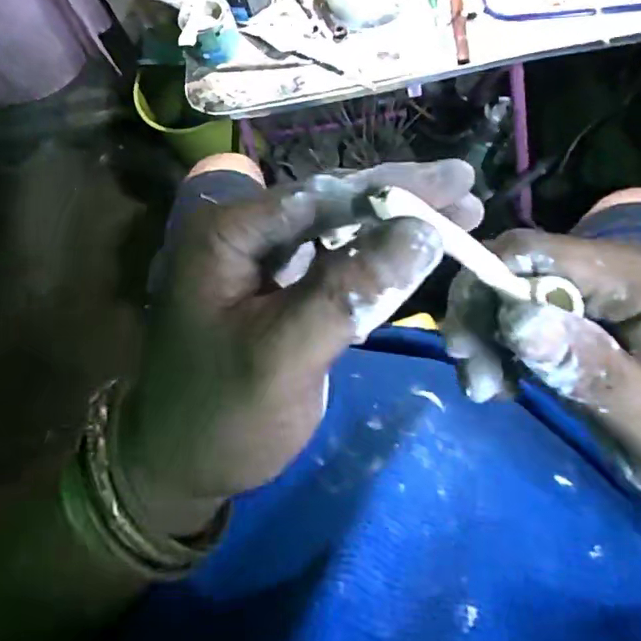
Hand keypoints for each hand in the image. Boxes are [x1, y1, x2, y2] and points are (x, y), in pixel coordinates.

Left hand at [117, 162, 483, 536]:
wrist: (176, 461)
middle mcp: (234, 235)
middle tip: (465, 191)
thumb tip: (422, 232)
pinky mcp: (266, 291)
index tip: (457, 179)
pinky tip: (405, 254)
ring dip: (385, 226)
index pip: (317, 196)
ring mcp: (249, 263)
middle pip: (325, 205)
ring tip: (454, 215)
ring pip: (328, 231)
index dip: (390, 187)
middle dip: (394, 200)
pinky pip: (322, 263)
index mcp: (224, 234)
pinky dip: (364, 260)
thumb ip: (347, 293)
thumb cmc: (221, 414)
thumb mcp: (284, 356)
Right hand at [444, 230, 640, 566]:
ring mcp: (611, 298)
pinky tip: (507, 386)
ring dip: (487, 338)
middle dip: (481, 319)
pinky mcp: (599, 325)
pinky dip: (504, 349)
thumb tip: (514, 315)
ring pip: (513, 294)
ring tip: (490, 392)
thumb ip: (595, 372)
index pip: (533, 250)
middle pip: (515, 268)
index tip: (465, 347)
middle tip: (477, 383)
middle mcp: (623, 274)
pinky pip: (529, 319)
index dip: (484, 285)